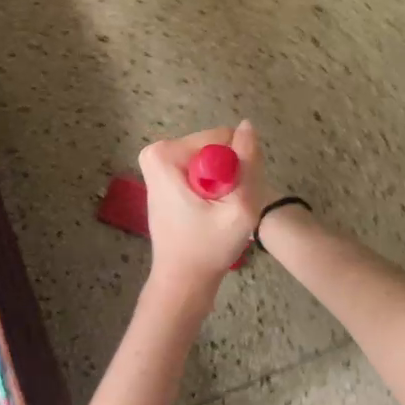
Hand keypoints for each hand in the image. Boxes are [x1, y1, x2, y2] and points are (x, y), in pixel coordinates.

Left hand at [137, 121, 269, 301]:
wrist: (183, 280)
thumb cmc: (208, 248)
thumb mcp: (240, 207)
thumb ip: (247, 162)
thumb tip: (247, 125)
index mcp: (164, 155)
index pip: (220, 139)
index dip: (235, 168)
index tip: (228, 199)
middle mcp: (157, 154)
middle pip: (214, 147)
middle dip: (228, 175)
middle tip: (224, 209)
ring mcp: (159, 166)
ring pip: (212, 160)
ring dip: (223, 185)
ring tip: (216, 214)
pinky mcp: (166, 178)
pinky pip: (203, 171)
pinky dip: (213, 190)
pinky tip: (209, 214)